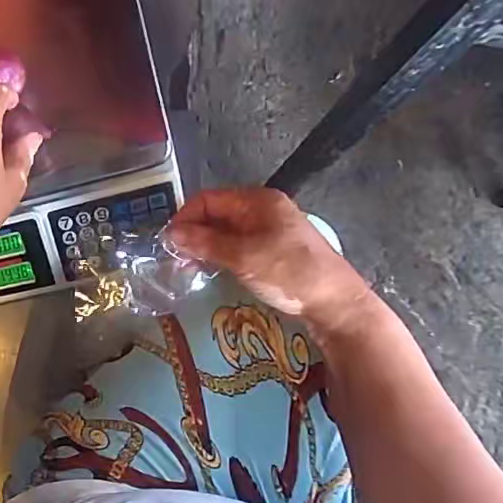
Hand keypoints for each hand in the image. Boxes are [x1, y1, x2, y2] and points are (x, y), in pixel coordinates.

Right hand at [166, 187, 376, 331]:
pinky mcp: (272, 249)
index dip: (185, 217)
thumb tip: (171, 234)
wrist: (335, 303)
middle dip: (192, 232)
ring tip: (187, 265)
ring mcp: (269, 229)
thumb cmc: (290, 273)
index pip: (208, 199)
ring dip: (205, 245)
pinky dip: (220, 254)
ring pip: (225, 231)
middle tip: (174, 257)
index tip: (168, 242)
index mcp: (257, 201)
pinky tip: (210, 269)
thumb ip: (205, 243)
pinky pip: (237, 245)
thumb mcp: (243, 257)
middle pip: (216, 213)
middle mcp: (262, 209)